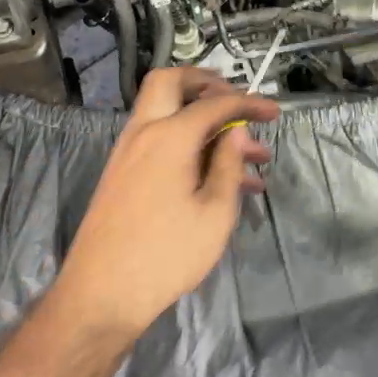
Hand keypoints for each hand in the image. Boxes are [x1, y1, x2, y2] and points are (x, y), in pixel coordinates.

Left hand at [55, 68, 277, 338]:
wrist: (103, 293)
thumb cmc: (167, 255)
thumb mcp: (214, 212)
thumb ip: (228, 165)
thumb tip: (236, 131)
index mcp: (169, 136)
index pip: (214, 103)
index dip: (248, 103)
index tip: (274, 112)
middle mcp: (143, 133)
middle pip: (170, 83)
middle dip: (207, 84)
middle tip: (238, 102)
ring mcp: (127, 153)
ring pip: (166, 116)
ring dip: (204, 123)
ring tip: (250, 159)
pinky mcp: (122, 175)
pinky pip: (158, 143)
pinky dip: (188, 145)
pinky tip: (221, 181)